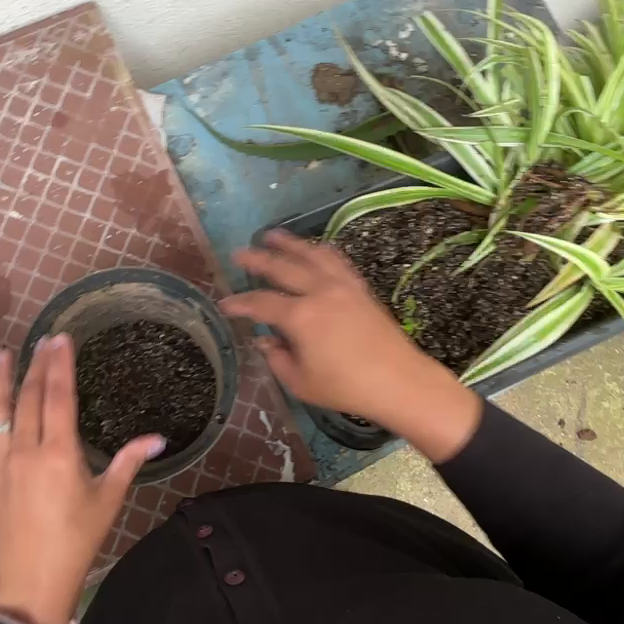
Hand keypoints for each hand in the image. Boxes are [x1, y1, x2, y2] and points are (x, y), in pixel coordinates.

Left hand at [0, 336, 165, 623]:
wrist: (36, 579)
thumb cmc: (79, 539)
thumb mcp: (109, 498)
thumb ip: (128, 462)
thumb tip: (158, 439)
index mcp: (59, 453)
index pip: (59, 397)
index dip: (60, 366)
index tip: (61, 340)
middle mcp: (27, 451)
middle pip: (30, 399)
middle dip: (37, 366)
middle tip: (43, 341)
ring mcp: (3, 465)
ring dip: (0, 383)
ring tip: (0, 355)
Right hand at [222, 231, 481, 461]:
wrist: (399, 381)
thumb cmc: (347, 387)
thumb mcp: (301, 382)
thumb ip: (277, 358)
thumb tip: (265, 340)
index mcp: (301, 317)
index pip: (261, 303)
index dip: (239, 303)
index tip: (224, 304)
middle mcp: (320, 292)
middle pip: (283, 267)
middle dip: (258, 259)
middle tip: (239, 253)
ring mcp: (343, 286)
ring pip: (311, 255)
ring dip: (290, 243)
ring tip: (272, 235)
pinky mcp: (360, 288)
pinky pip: (336, 260)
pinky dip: (320, 251)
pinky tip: (313, 249)